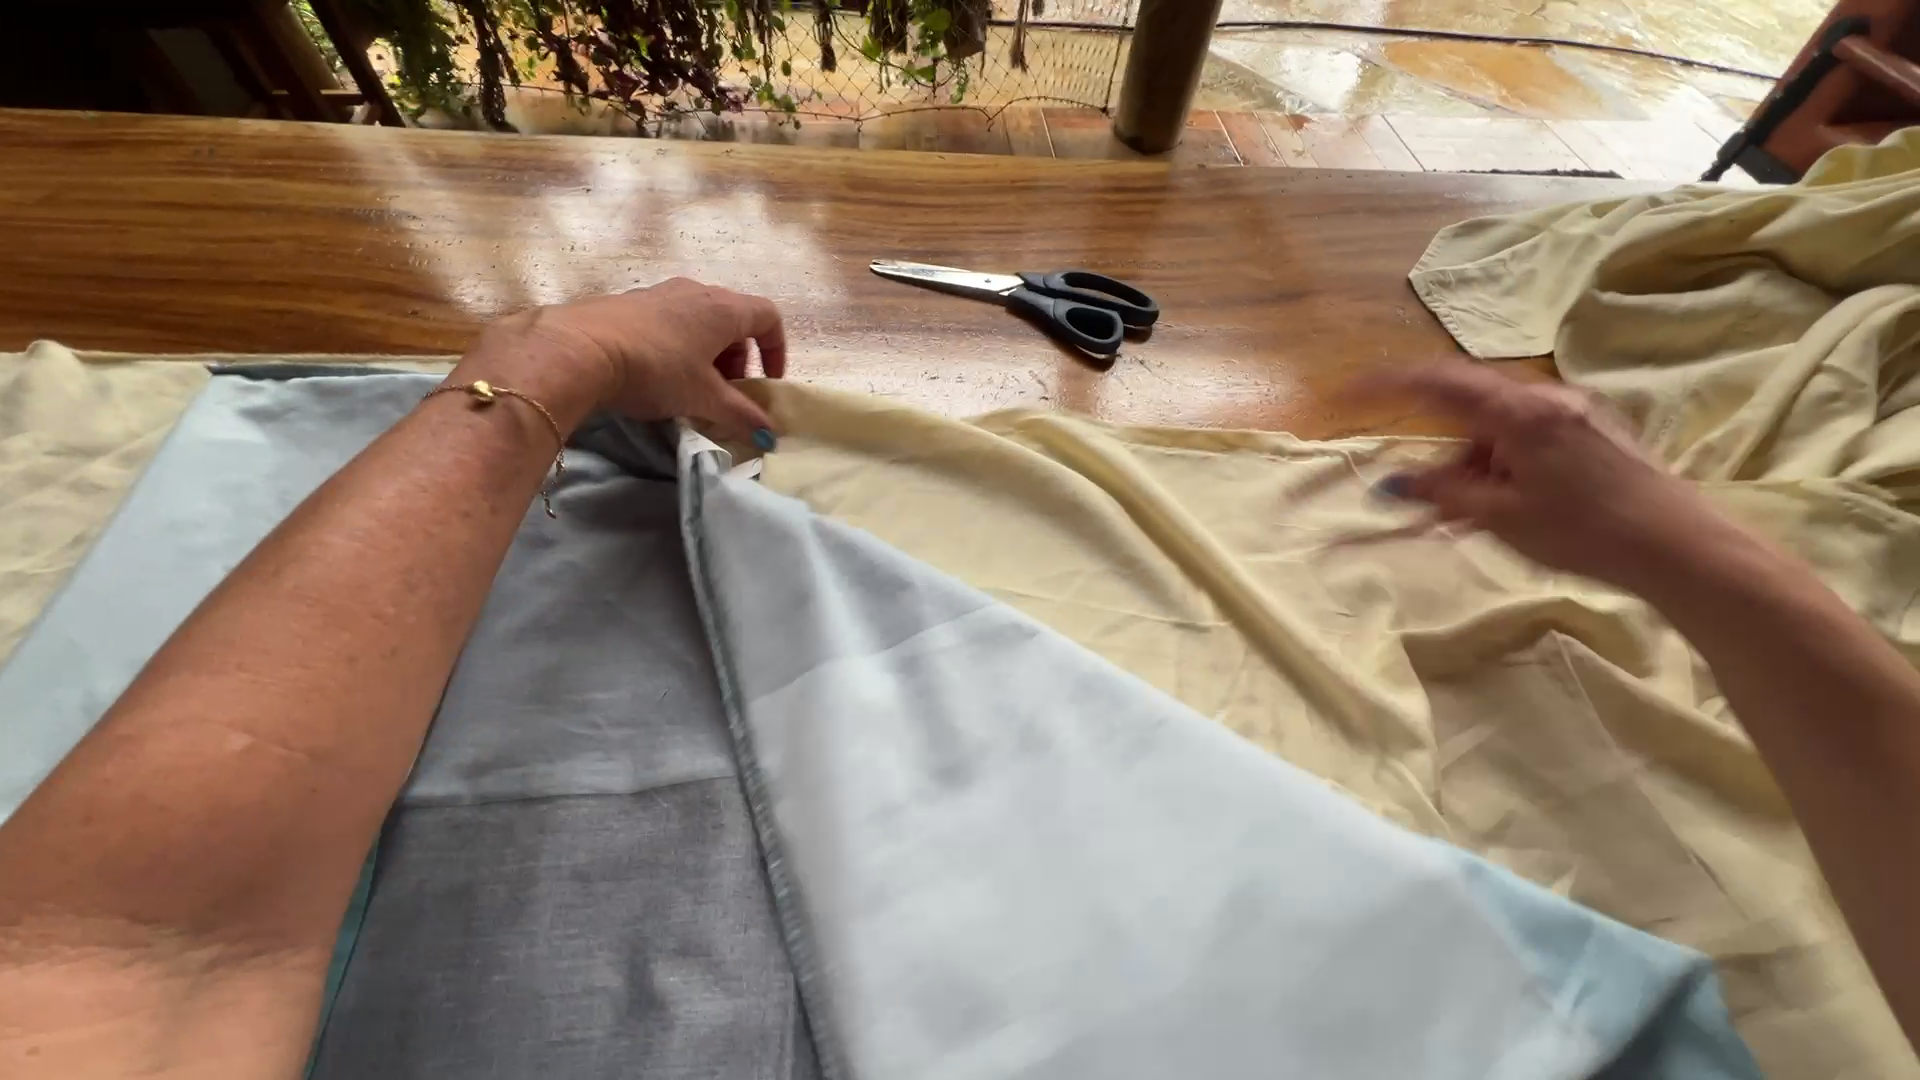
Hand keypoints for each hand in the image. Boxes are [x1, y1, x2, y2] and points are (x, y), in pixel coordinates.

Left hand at [464, 278, 787, 441]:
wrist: (578, 349)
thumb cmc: (656, 369)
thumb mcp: (705, 398)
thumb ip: (742, 415)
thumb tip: (770, 436)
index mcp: (723, 309)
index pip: (768, 317)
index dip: (777, 350)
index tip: (768, 382)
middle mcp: (696, 291)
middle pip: (734, 319)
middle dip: (740, 357)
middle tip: (729, 390)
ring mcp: (660, 293)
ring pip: (700, 320)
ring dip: (710, 353)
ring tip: (695, 386)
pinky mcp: (630, 303)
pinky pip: (670, 322)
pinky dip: (680, 347)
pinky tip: (660, 375)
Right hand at [1350, 363, 1747, 590]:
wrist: (1682, 548)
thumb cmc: (1582, 531)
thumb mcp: (1498, 515)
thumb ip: (1441, 492)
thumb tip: (1391, 483)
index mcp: (1520, 413)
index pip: (1437, 382)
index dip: (1385, 384)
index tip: (1348, 392)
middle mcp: (1547, 398)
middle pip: (1468, 403)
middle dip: (1441, 444)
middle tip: (1433, 487)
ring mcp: (1575, 411)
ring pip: (1497, 423)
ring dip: (1474, 460)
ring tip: (1480, 510)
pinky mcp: (1593, 429)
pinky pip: (1526, 433)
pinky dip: (1502, 460)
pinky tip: (1512, 498)